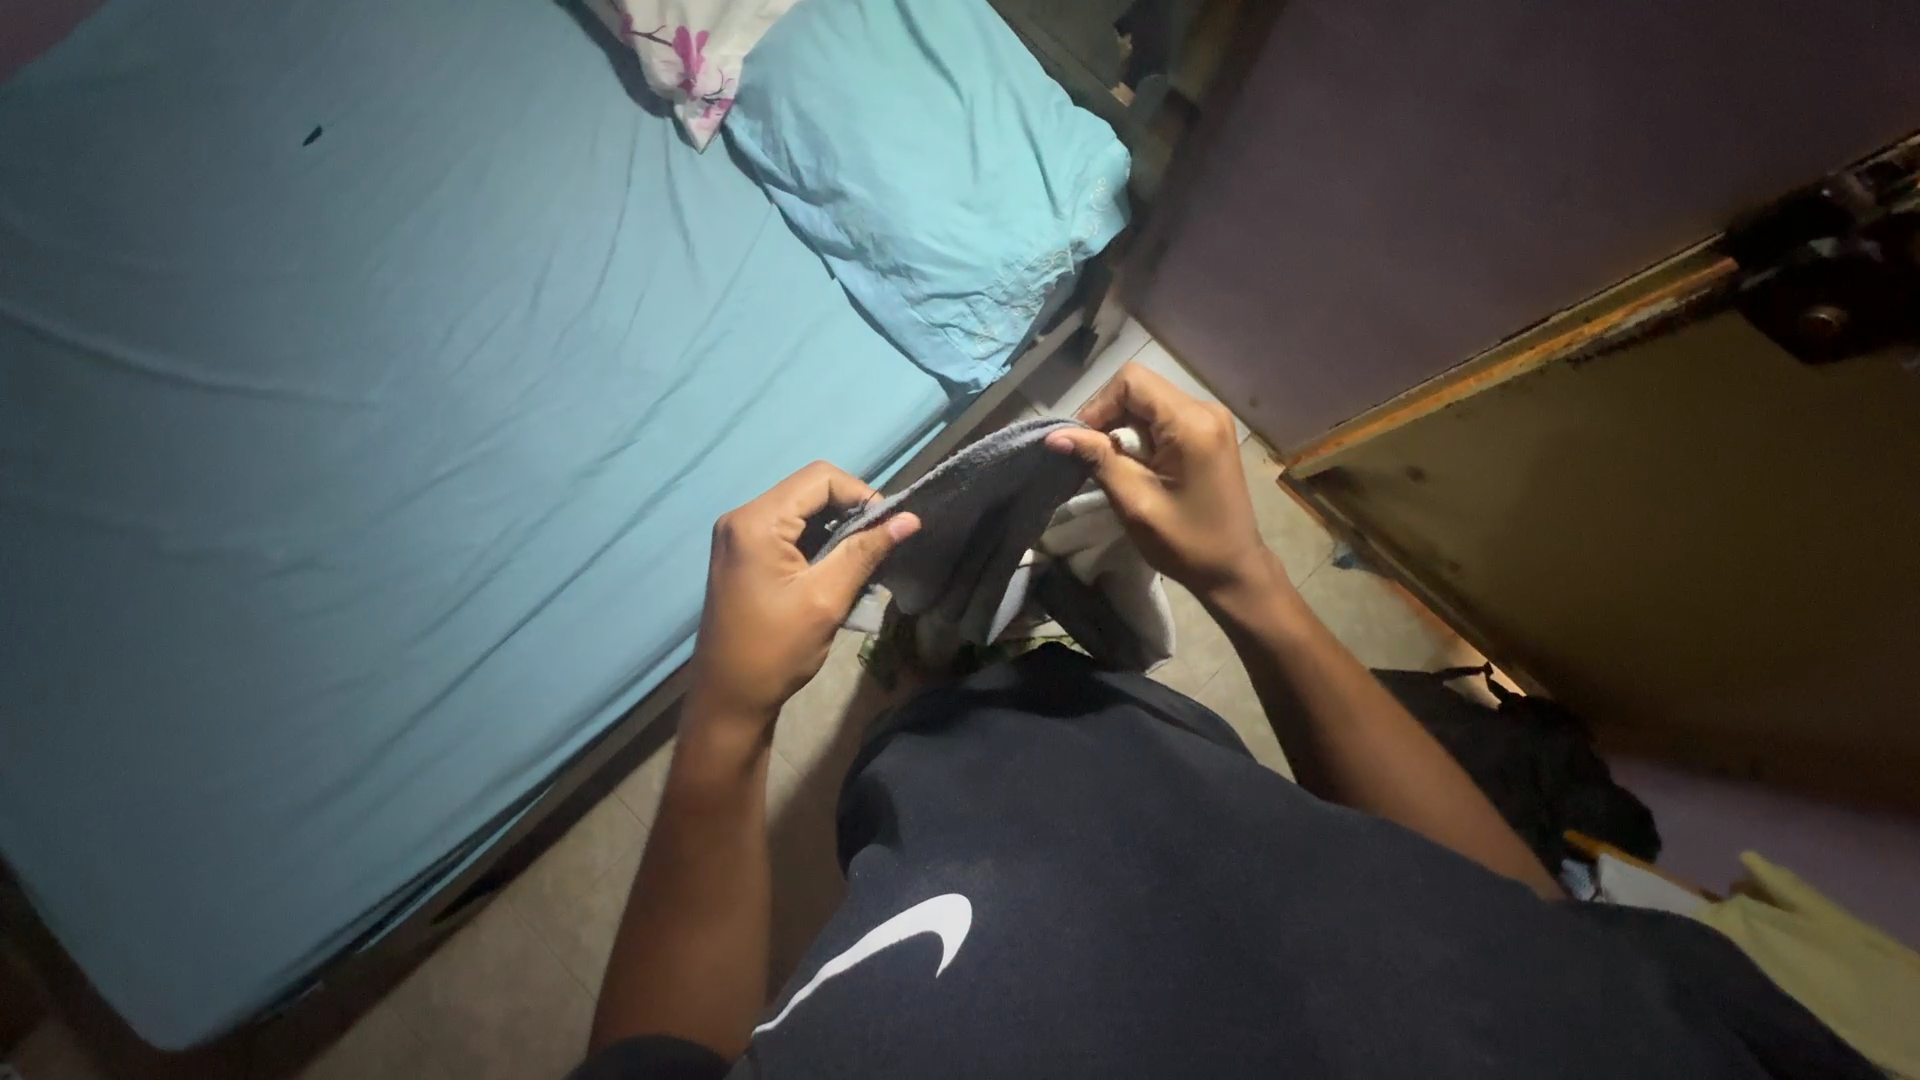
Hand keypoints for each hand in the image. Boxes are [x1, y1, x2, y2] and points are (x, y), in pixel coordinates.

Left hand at [688, 462, 919, 725]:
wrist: (729, 697)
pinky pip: (788, 531)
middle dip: (851, 512)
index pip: (820, 478)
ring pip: (801, 511)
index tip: (888, 527)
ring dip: (836, 529)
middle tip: (879, 546)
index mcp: (756, 522)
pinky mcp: (743, 554)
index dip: (861, 494)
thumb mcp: (827, 599)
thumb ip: (866, 552)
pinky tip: (837, 570)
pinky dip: (818, 543)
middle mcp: (742, 518)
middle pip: (809, 490)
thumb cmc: (776, 650)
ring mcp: (739, 536)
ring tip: (863, 561)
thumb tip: (910, 519)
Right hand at [1046, 363, 1280, 601]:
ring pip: (1149, 402)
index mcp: (1191, 423)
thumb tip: (1055, 436)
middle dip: (1108, 417)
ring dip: (1123, 428)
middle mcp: (1205, 410)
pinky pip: (1163, 418)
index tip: (1084, 445)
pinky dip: (1141, 435)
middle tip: (1094, 459)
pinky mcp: (1209, 433)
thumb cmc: (1185, 542)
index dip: (1099, 407)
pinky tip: (1137, 466)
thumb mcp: (1135, 502)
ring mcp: (1210, 420)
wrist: (1232, 569)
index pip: (1131, 382)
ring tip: (1114, 466)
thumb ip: (1097, 460)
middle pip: (1140, 388)